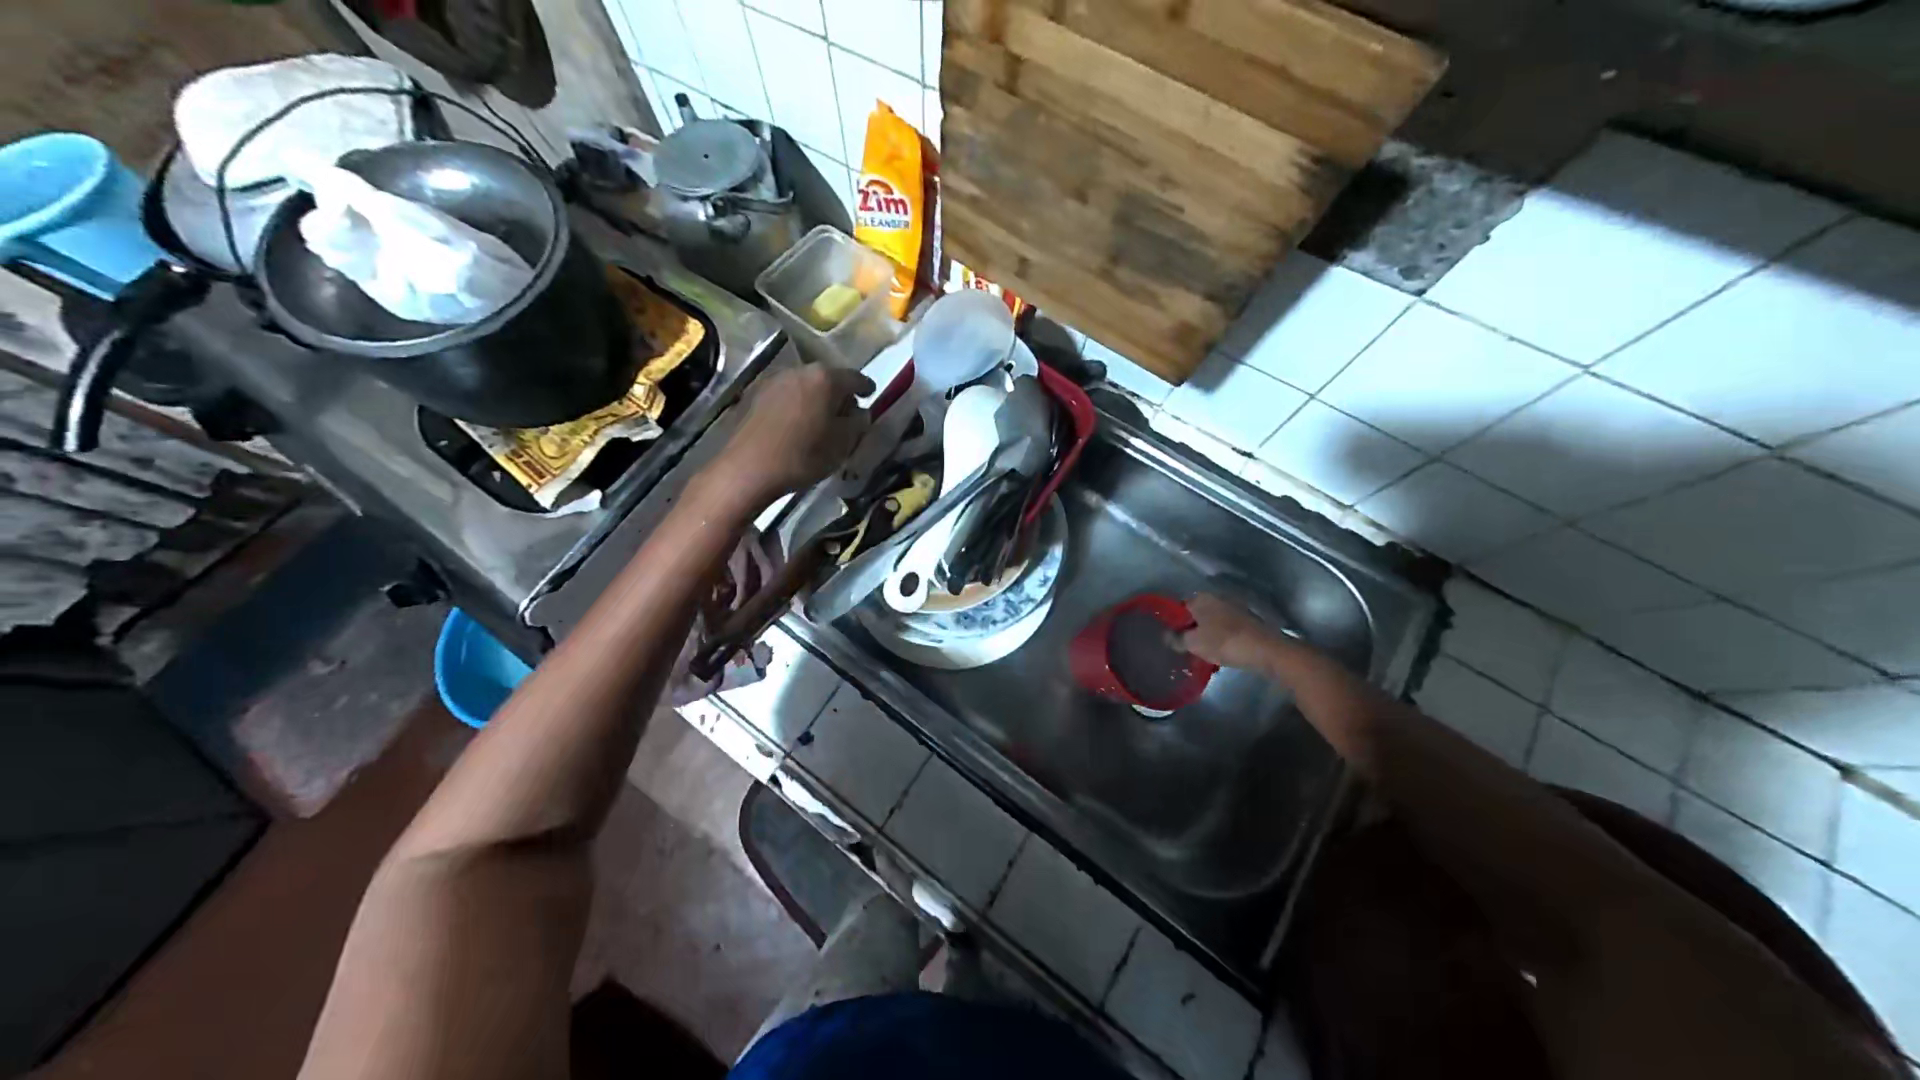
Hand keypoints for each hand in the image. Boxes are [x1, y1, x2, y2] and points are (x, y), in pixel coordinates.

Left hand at [714, 364, 873, 504]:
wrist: (748, 469)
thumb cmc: (803, 456)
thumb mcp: (842, 444)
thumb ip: (858, 424)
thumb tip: (860, 413)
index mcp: (826, 378)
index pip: (855, 378)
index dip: (866, 388)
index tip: (871, 395)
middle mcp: (800, 371)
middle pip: (828, 379)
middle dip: (839, 394)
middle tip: (846, 413)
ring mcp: (775, 380)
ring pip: (806, 386)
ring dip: (816, 399)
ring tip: (821, 421)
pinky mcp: (756, 395)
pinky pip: (787, 396)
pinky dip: (798, 405)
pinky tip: (798, 424)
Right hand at [1179, 593, 1286, 671]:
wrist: (1265, 650)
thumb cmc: (1223, 642)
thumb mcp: (1193, 643)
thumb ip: (1177, 639)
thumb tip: (1167, 636)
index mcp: (1201, 598)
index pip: (1179, 608)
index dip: (1173, 623)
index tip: (1171, 639)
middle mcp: (1217, 598)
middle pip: (1197, 616)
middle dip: (1191, 631)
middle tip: (1186, 649)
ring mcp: (1234, 609)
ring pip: (1212, 624)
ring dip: (1206, 637)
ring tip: (1202, 656)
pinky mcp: (1247, 622)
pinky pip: (1226, 630)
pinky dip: (1221, 640)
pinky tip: (1220, 655)